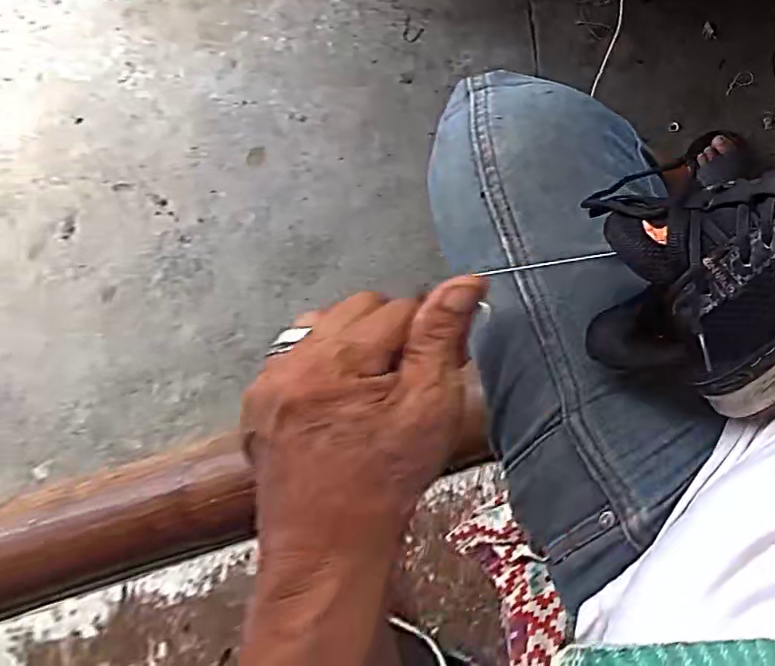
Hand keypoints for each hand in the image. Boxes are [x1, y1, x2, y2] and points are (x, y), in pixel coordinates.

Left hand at [242, 276, 486, 560]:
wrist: (332, 540)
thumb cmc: (389, 472)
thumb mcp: (432, 398)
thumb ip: (443, 333)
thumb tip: (463, 283)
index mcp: (331, 364)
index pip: (402, 306)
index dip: (435, 329)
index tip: (447, 360)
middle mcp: (288, 367)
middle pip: (363, 307)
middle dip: (400, 328)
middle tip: (420, 370)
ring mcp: (267, 386)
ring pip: (331, 322)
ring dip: (366, 338)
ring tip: (387, 378)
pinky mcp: (262, 404)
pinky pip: (303, 349)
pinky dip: (336, 355)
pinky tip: (356, 389)